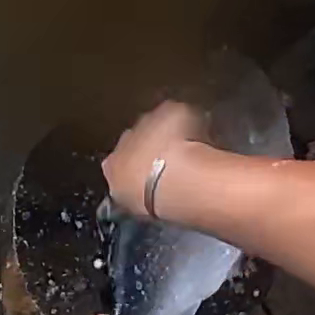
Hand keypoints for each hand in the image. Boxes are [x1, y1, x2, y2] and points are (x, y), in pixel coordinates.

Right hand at [102, 100, 211, 216]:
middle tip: (170, 162)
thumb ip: (130, 193)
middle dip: (151, 147)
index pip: (118, 163)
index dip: (135, 168)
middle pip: (136, 139)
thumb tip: (134, 192)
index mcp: (111, 166)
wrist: (171, 180)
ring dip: (170, 132)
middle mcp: (124, 140)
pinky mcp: (170, 109)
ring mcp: (147, 122)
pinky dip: (189, 121)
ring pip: (157, 123)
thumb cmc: (149, 199)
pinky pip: (179, 113)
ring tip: (189, 149)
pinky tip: (203, 135)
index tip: (148, 176)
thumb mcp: (132, 205)